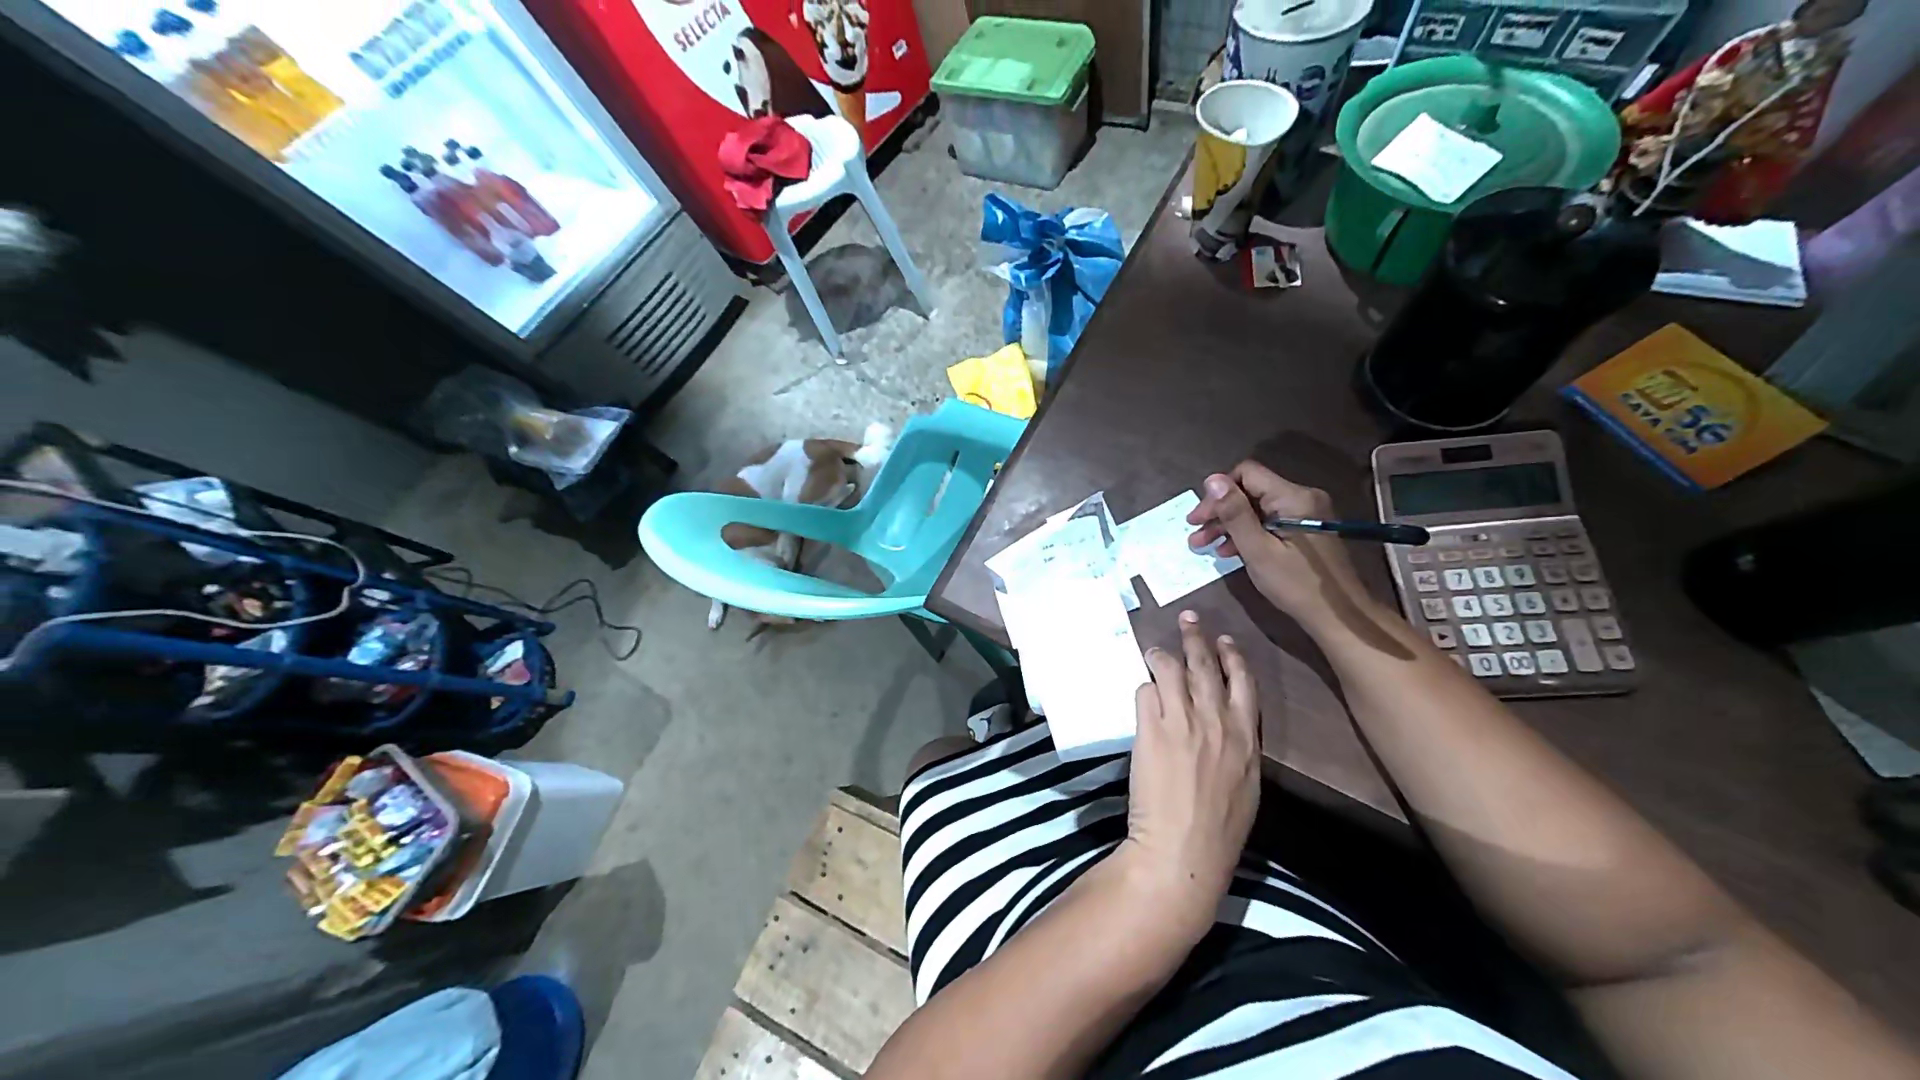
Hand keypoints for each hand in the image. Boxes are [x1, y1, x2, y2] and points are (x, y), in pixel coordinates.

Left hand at [1120, 611, 1260, 937]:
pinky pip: (1145, 692)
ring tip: (1155, 649)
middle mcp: (1216, 721)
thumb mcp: (1246, 785)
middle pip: (1205, 665)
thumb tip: (1228, 726)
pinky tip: (1143, 690)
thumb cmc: (1220, 829)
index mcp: (1245, 737)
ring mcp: (1182, 722)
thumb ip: (1238, 748)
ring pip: (1172, 669)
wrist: (1184, 851)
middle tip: (1188, 618)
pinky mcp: (1151, 729)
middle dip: (1195, 637)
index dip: (1232, 656)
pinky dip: (1145, 688)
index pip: (1243, 682)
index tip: (1224, 640)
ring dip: (1163, 655)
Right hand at [1185, 462, 1369, 629]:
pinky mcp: (1305, 530)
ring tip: (1203, 546)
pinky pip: (1269, 521)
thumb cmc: (1297, 585)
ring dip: (1229, 525)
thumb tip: (1213, 480)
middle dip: (1219, 511)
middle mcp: (1302, 498)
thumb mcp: (1259, 551)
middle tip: (1195, 534)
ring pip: (1257, 508)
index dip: (1218, 493)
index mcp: (1293, 498)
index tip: (1198, 518)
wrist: (1340, 616)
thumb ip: (1235, 514)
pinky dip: (1247, 533)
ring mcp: (1306, 514)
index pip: (1246, 473)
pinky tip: (1228, 552)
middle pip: (1250, 491)